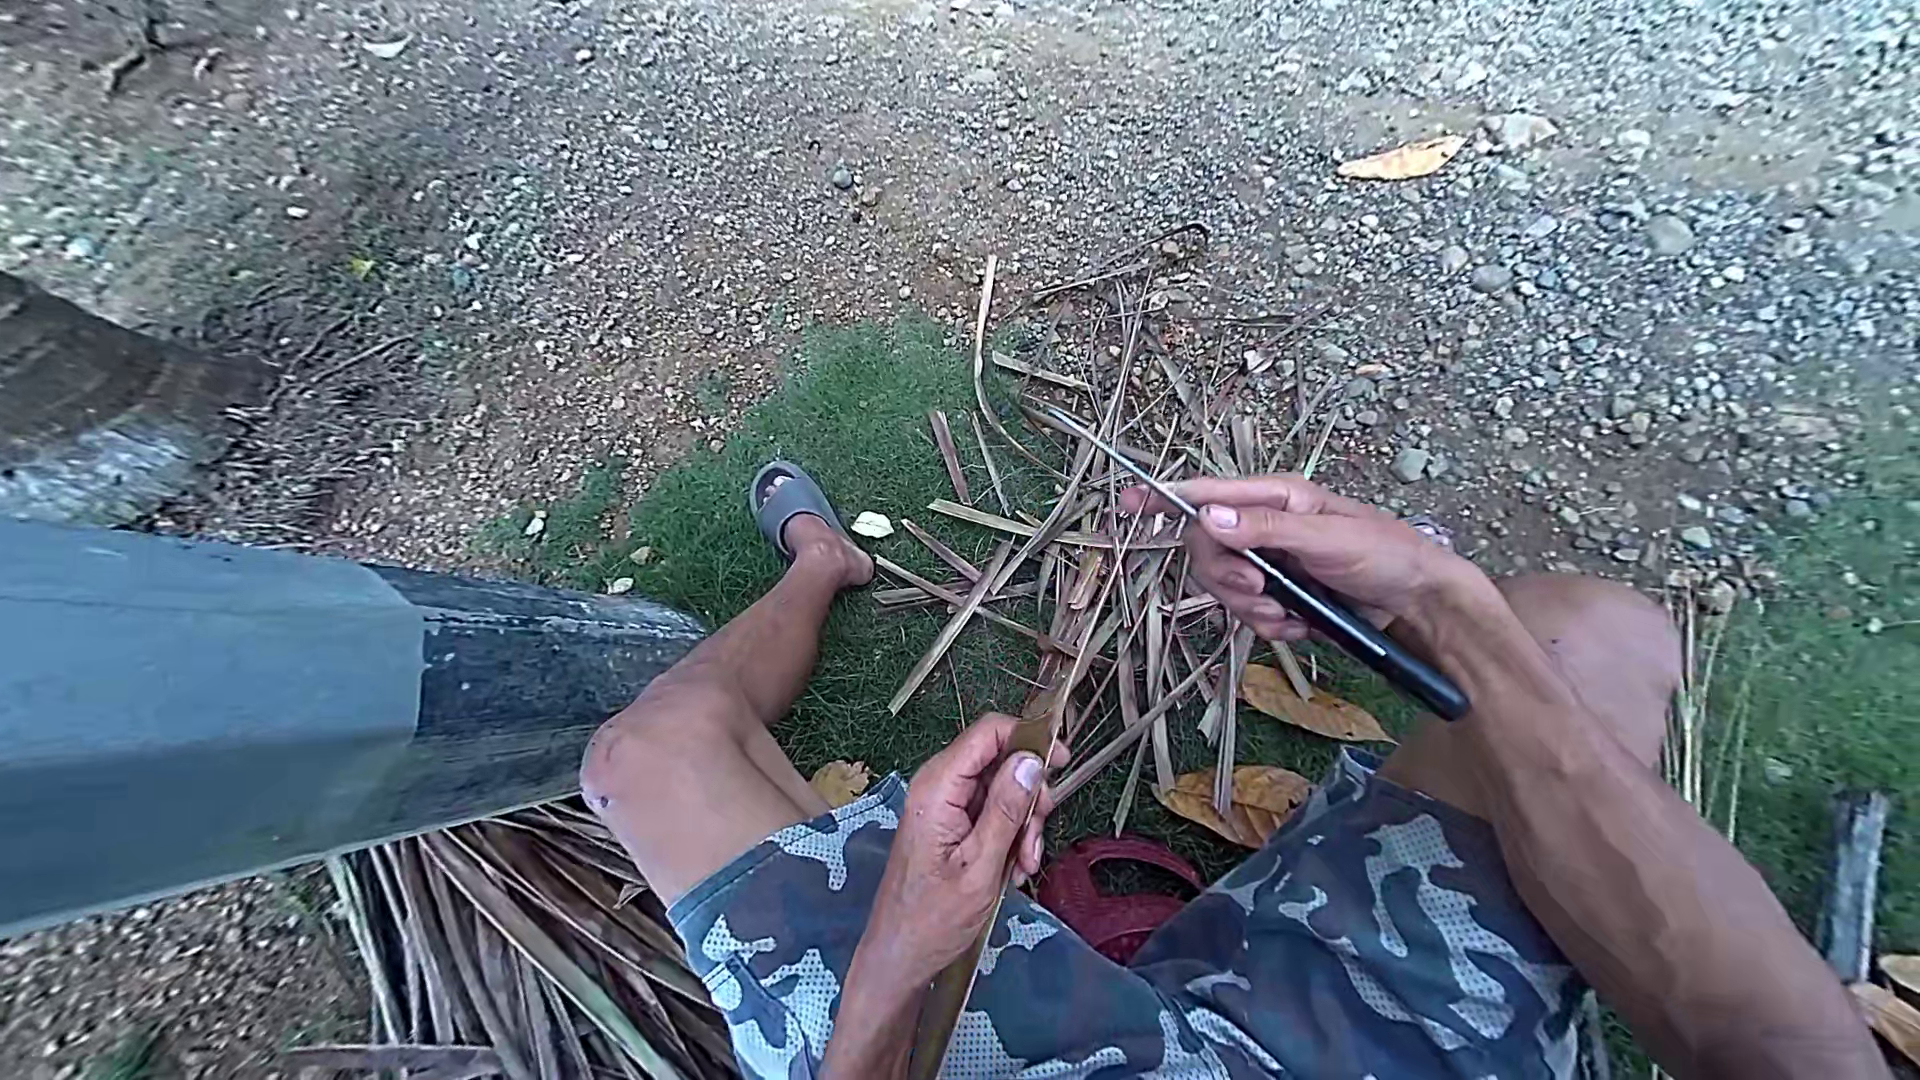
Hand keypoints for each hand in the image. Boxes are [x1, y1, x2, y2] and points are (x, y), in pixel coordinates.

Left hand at [861, 713, 1066, 985]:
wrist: (901, 956)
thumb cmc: (934, 918)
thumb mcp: (980, 865)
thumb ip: (1006, 809)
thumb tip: (1031, 761)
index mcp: (939, 784)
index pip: (988, 732)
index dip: (1028, 737)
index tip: (1061, 761)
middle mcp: (940, 782)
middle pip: (999, 760)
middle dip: (1027, 794)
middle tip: (1037, 835)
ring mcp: (945, 801)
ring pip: (1001, 787)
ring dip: (1022, 821)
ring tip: (1024, 862)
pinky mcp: (951, 820)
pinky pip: (991, 810)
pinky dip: (1009, 833)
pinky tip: (1013, 867)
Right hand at [1120, 474, 1473, 641]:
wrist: (1416, 604)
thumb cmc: (1384, 554)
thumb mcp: (1328, 537)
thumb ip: (1267, 528)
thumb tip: (1207, 516)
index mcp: (1272, 498)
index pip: (1206, 495)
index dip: (1166, 497)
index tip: (1129, 501)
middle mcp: (1258, 527)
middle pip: (1203, 546)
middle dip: (1226, 574)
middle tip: (1259, 589)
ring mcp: (1263, 561)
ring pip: (1219, 582)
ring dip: (1247, 604)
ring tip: (1286, 611)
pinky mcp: (1270, 593)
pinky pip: (1241, 609)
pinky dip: (1264, 622)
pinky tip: (1295, 623)